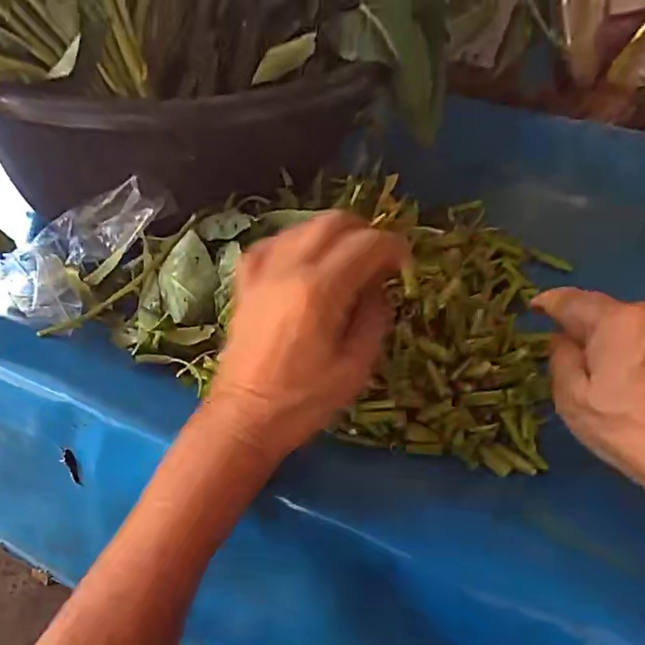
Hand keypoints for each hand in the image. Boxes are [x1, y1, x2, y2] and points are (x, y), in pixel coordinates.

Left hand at [204, 212, 409, 457]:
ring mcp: (260, 280)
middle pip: (332, 222)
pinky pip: (265, 249)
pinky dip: (288, 246)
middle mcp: (287, 272)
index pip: (368, 243)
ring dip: (327, 236)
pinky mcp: (242, 292)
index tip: (402, 268)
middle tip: (376, 260)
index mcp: (319, 290)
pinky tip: (299, 263)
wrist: (242, 421)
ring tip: (342, 262)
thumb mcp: (354, 368)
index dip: (394, 249)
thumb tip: (378, 289)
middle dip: (364, 233)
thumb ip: (374, 318)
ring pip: (299, 229)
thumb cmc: (299, 404)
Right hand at [534, 288, 644, 508]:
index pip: (575, 301)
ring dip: (625, 344)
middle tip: (578, 365)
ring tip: (619, 381)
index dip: (551, 302)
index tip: (536, 307)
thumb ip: (562, 362)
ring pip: (644, 327)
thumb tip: (562, 339)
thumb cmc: (633, 428)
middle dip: (593, 333)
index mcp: (620, 321)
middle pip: (614, 316)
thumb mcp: (575, 401)